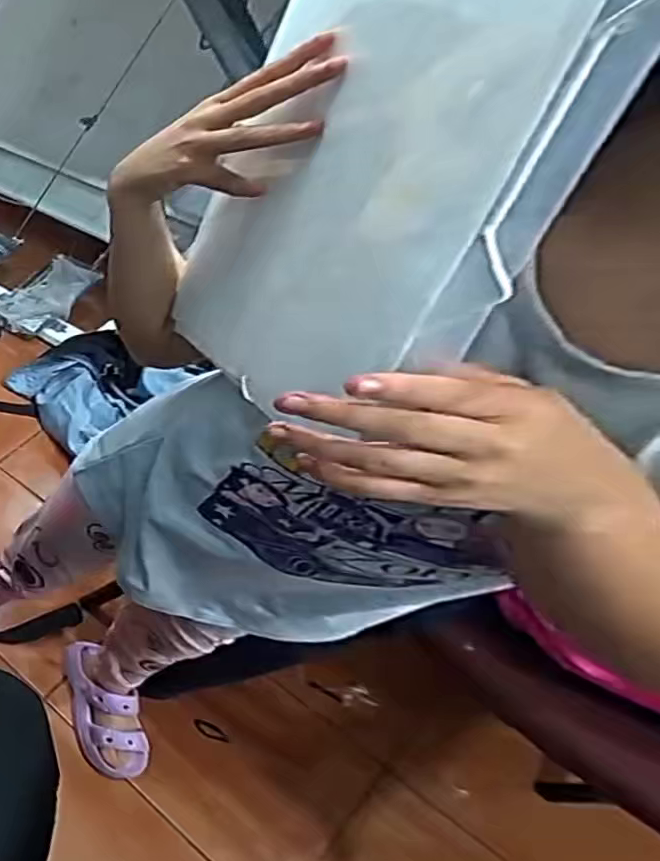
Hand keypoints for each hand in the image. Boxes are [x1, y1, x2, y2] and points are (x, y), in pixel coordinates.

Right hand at [109, 30, 345, 204]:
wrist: (131, 178)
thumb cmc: (168, 152)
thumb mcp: (201, 126)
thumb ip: (235, 115)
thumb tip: (274, 101)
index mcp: (212, 108)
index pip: (258, 78)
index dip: (291, 60)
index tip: (326, 42)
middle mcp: (206, 122)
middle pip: (258, 98)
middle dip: (297, 83)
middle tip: (334, 68)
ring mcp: (195, 146)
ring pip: (244, 136)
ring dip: (279, 133)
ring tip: (313, 129)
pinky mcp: (186, 171)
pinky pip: (219, 179)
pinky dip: (238, 185)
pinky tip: (259, 189)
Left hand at [270, 365, 652, 529]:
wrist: (579, 493)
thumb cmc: (538, 428)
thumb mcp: (521, 393)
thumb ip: (461, 378)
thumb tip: (406, 361)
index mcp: (510, 409)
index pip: (449, 396)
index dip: (398, 390)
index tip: (351, 382)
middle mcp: (483, 445)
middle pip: (402, 430)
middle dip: (339, 415)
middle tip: (291, 401)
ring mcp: (456, 476)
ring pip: (381, 462)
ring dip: (323, 447)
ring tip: (280, 431)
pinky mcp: (436, 498)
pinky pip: (379, 490)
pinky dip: (338, 477)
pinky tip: (304, 461)